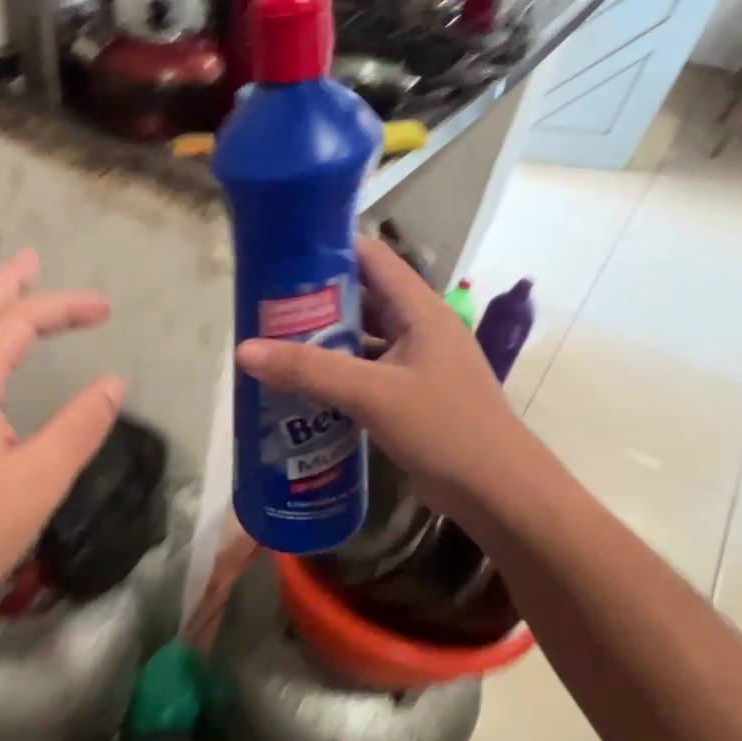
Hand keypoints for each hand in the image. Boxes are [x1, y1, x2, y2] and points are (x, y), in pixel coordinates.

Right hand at [232, 236, 530, 516]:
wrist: (496, 491)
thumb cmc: (443, 428)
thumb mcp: (371, 394)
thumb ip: (309, 370)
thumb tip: (244, 349)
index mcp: (420, 311)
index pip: (373, 258)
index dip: (330, 249)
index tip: (281, 255)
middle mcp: (420, 329)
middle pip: (362, 298)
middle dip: (316, 300)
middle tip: (265, 307)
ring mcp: (418, 364)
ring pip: (363, 339)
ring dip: (324, 341)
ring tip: (274, 344)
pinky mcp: (412, 397)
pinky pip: (367, 372)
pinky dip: (337, 375)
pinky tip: (303, 388)